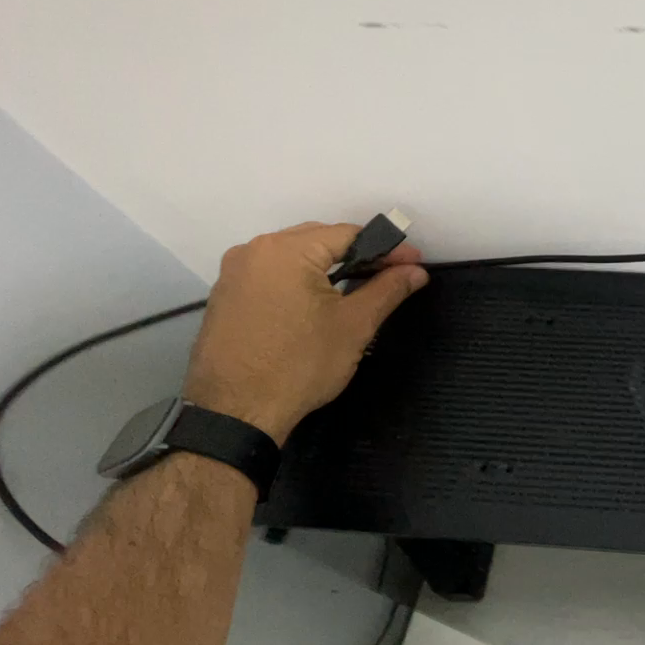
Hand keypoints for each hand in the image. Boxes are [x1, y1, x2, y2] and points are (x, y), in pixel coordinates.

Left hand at [182, 222, 427, 443]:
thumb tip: (416, 271)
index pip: (348, 234)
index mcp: (285, 251)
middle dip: (360, 254)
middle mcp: (254, 251)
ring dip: (331, 267)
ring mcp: (235, 273)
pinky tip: (323, 302)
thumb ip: (387, 290)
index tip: (415, 264)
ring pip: (295, 257)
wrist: (237, 410)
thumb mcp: (355, 325)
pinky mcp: (228, 296)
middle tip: (394, 275)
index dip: (387, 248)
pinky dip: (304, 280)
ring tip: (363, 287)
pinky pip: (275, 274)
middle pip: (319, 240)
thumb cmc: (302, 364)